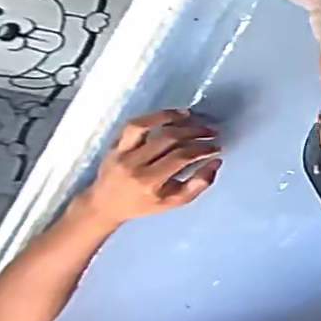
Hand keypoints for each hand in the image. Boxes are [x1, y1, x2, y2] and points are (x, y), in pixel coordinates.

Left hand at [73, 109, 219, 225]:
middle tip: (211, 132)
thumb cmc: (144, 205)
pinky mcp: (114, 146)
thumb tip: (216, 161)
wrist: (104, 205)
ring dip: (170, 117)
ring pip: (144, 126)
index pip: (181, 156)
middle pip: (167, 138)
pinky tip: (170, 115)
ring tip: (189, 115)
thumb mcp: (175, 202)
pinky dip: (152, 117)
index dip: (203, 149)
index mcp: (149, 180)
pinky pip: (132, 126)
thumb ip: (199, 184)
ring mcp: (120, 153)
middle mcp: (133, 163)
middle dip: (194, 132)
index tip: (216, 148)